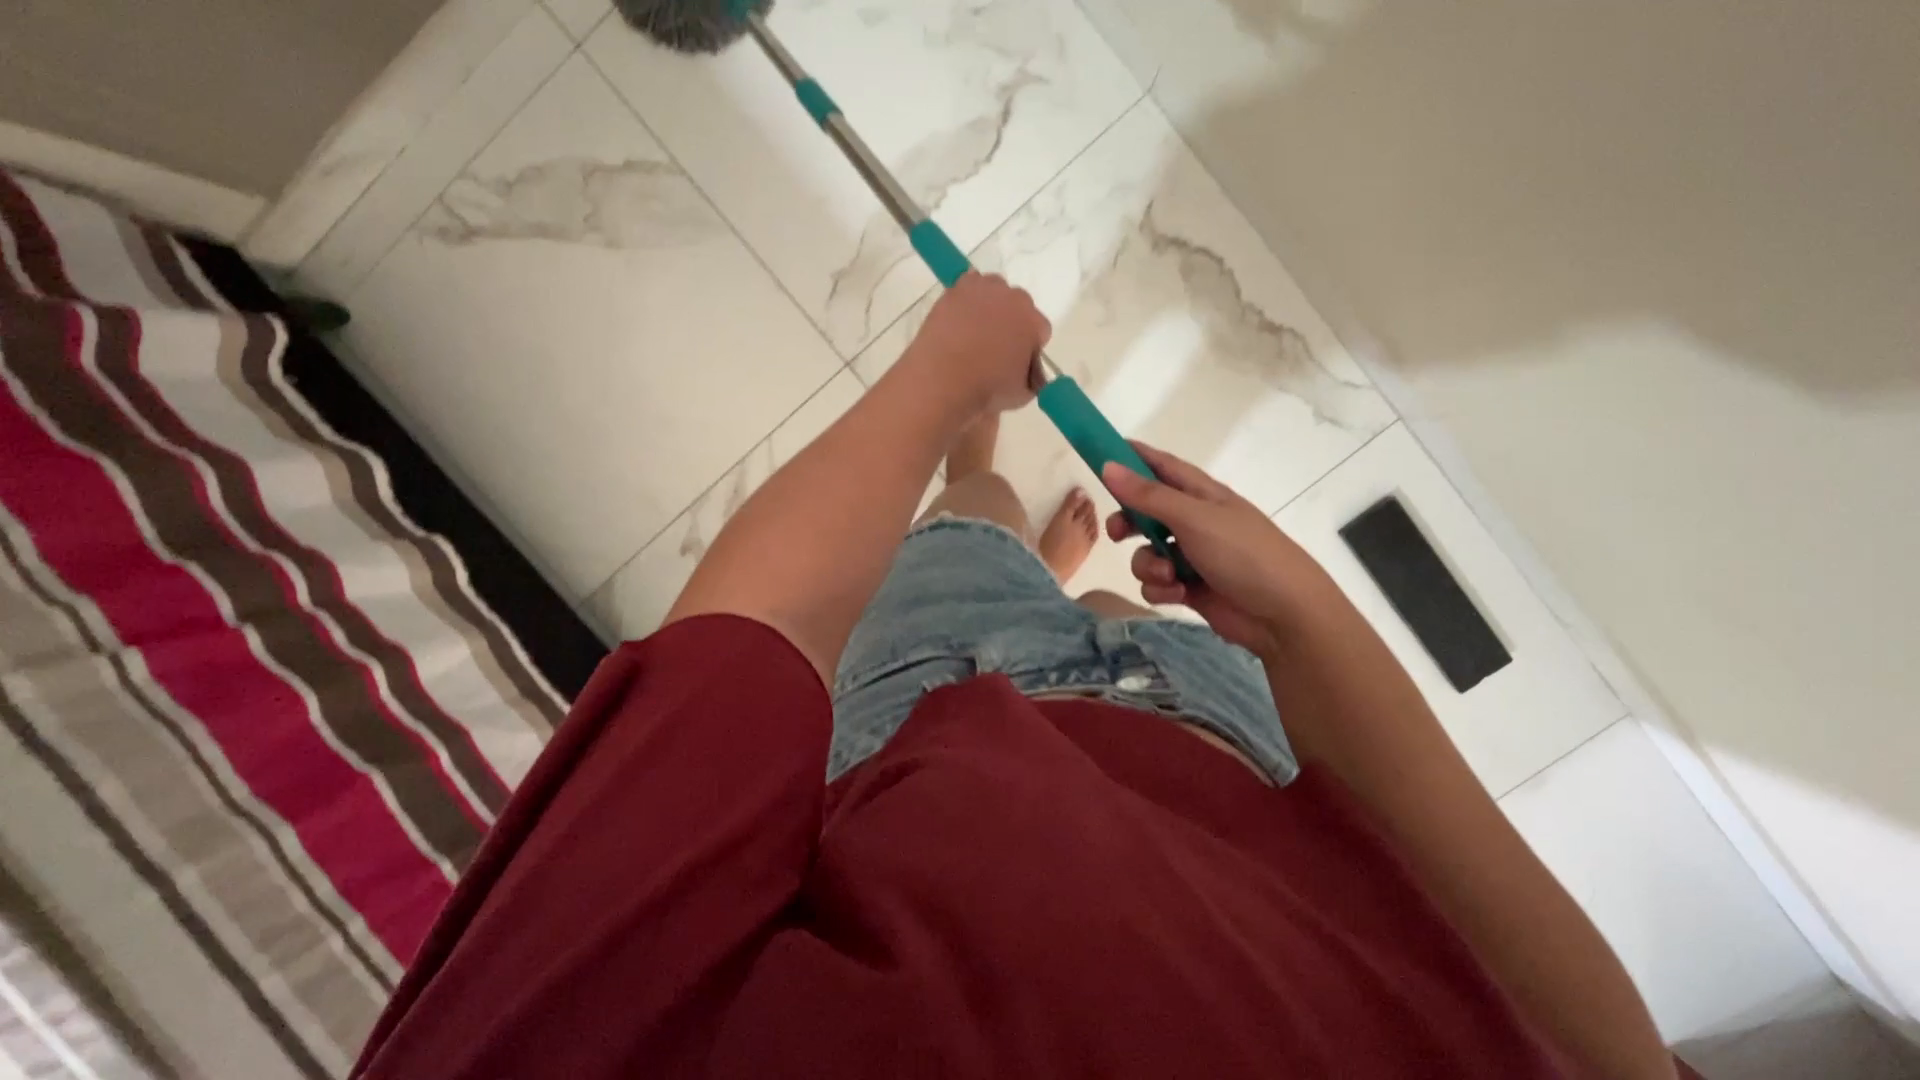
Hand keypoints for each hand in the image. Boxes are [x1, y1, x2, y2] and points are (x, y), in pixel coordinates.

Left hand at [903, 273, 1050, 414]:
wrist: (942, 381)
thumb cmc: (986, 391)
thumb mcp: (1021, 395)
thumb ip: (1031, 378)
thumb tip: (1028, 374)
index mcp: (1034, 323)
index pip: (1040, 330)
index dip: (1029, 346)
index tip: (1016, 359)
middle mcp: (1014, 300)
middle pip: (1019, 306)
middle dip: (1011, 322)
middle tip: (995, 345)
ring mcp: (985, 290)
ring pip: (995, 291)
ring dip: (991, 305)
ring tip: (975, 330)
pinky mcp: (957, 290)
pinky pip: (969, 284)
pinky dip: (968, 297)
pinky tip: (960, 316)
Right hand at [1102, 443, 1340, 655]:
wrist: (1283, 614)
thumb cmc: (1244, 554)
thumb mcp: (1194, 518)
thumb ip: (1148, 496)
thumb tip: (1107, 466)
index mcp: (1202, 494)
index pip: (1160, 465)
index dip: (1132, 457)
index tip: (1099, 452)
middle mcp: (1195, 521)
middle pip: (1145, 512)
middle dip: (1127, 522)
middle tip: (1116, 533)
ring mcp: (1192, 556)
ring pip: (1146, 552)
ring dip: (1148, 565)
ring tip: (1169, 576)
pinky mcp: (1189, 588)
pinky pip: (1157, 583)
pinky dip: (1161, 589)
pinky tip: (1179, 595)